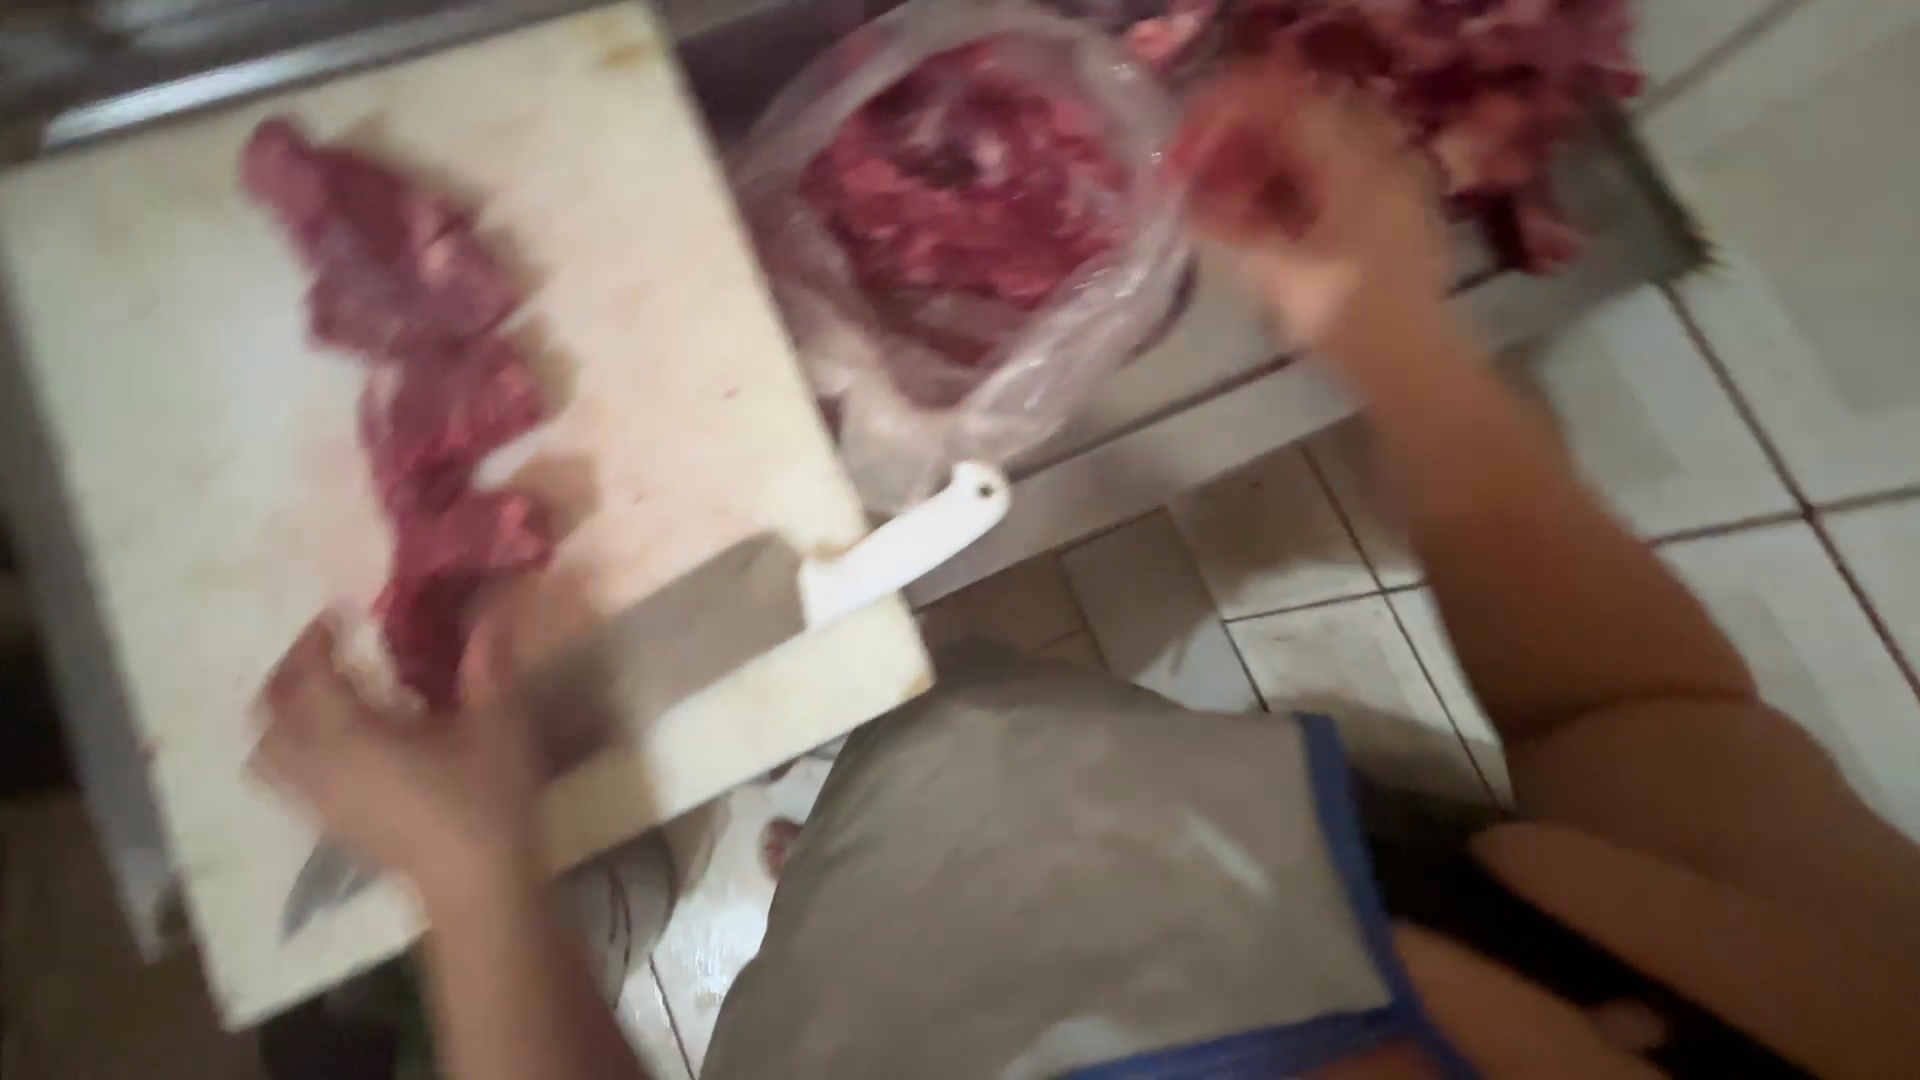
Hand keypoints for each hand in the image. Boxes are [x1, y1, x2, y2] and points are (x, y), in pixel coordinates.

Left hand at [251, 612, 540, 906]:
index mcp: (354, 738)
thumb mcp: (499, 724)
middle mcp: (319, 767)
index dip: (318, 639)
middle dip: (291, 670)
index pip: (310, 677)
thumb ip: (489, 666)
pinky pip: (286, 773)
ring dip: (284, 708)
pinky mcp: (330, 822)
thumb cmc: (488, 797)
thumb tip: (492, 613)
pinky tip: (344, 738)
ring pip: (267, 748)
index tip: (342, 611)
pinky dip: (295, 741)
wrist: (477, 882)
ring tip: (326, 689)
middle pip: (270, 712)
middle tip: (330, 645)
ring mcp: (318, 800)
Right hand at [1170, 62, 1454, 362]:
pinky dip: (1295, 191)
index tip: (1197, 128)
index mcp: (1354, 163)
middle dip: (1250, 140)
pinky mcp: (1390, 218)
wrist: (1406, 360)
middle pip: (1307, 126)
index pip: (1290, 107)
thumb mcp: (1272, 273)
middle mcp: (1378, 161)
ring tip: (1227, 196)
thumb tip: (1187, 207)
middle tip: (1206, 165)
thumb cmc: (1340, 314)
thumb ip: (1225, 231)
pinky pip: (1335, 185)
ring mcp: (1391, 188)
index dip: (1237, 109)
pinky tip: (1265, 219)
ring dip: (1270, 167)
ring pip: (1322, 157)